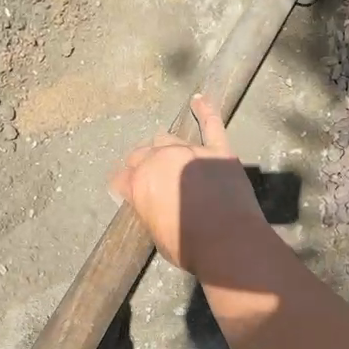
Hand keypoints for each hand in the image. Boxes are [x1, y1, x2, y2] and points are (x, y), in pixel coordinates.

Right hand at [109, 94, 267, 278]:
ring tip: (167, 155)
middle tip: (150, 179)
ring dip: (164, 147)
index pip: (120, 178)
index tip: (127, 195)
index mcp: (139, 183)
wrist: (228, 243)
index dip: (123, 188)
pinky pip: (212, 124)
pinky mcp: (218, 151)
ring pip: (168, 139)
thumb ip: (149, 209)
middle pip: (141, 154)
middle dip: (141, 165)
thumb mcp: (156, 234)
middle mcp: (160, 160)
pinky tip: (200, 100)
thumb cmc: (188, 247)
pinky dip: (206, 110)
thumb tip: (151, 203)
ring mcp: (190, 151)